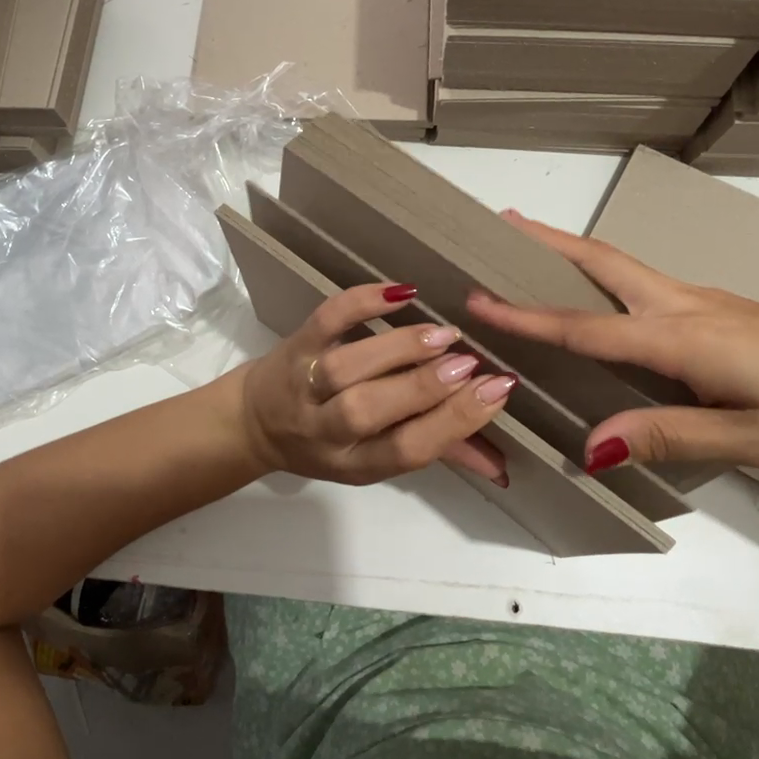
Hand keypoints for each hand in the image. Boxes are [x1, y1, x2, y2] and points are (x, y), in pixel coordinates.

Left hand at [238, 283, 516, 486]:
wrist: (255, 422)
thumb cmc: (327, 443)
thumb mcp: (375, 459)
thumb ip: (439, 453)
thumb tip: (503, 465)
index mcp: (355, 461)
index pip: (406, 449)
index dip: (452, 424)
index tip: (495, 392)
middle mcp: (325, 428)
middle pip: (370, 410)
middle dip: (424, 388)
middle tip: (471, 363)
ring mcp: (305, 384)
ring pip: (345, 368)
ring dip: (397, 349)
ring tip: (442, 335)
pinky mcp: (295, 345)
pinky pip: (324, 322)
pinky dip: (361, 304)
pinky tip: (400, 293)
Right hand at [467, 212, 758, 474]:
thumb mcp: (750, 439)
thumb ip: (666, 433)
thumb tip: (589, 443)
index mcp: (687, 337)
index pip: (587, 327)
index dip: (526, 317)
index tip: (473, 299)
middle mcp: (690, 306)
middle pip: (605, 263)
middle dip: (548, 241)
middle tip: (498, 222)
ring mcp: (712, 304)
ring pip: (628, 270)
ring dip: (575, 254)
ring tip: (532, 249)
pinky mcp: (729, 314)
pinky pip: (650, 288)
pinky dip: (608, 279)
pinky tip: (606, 303)